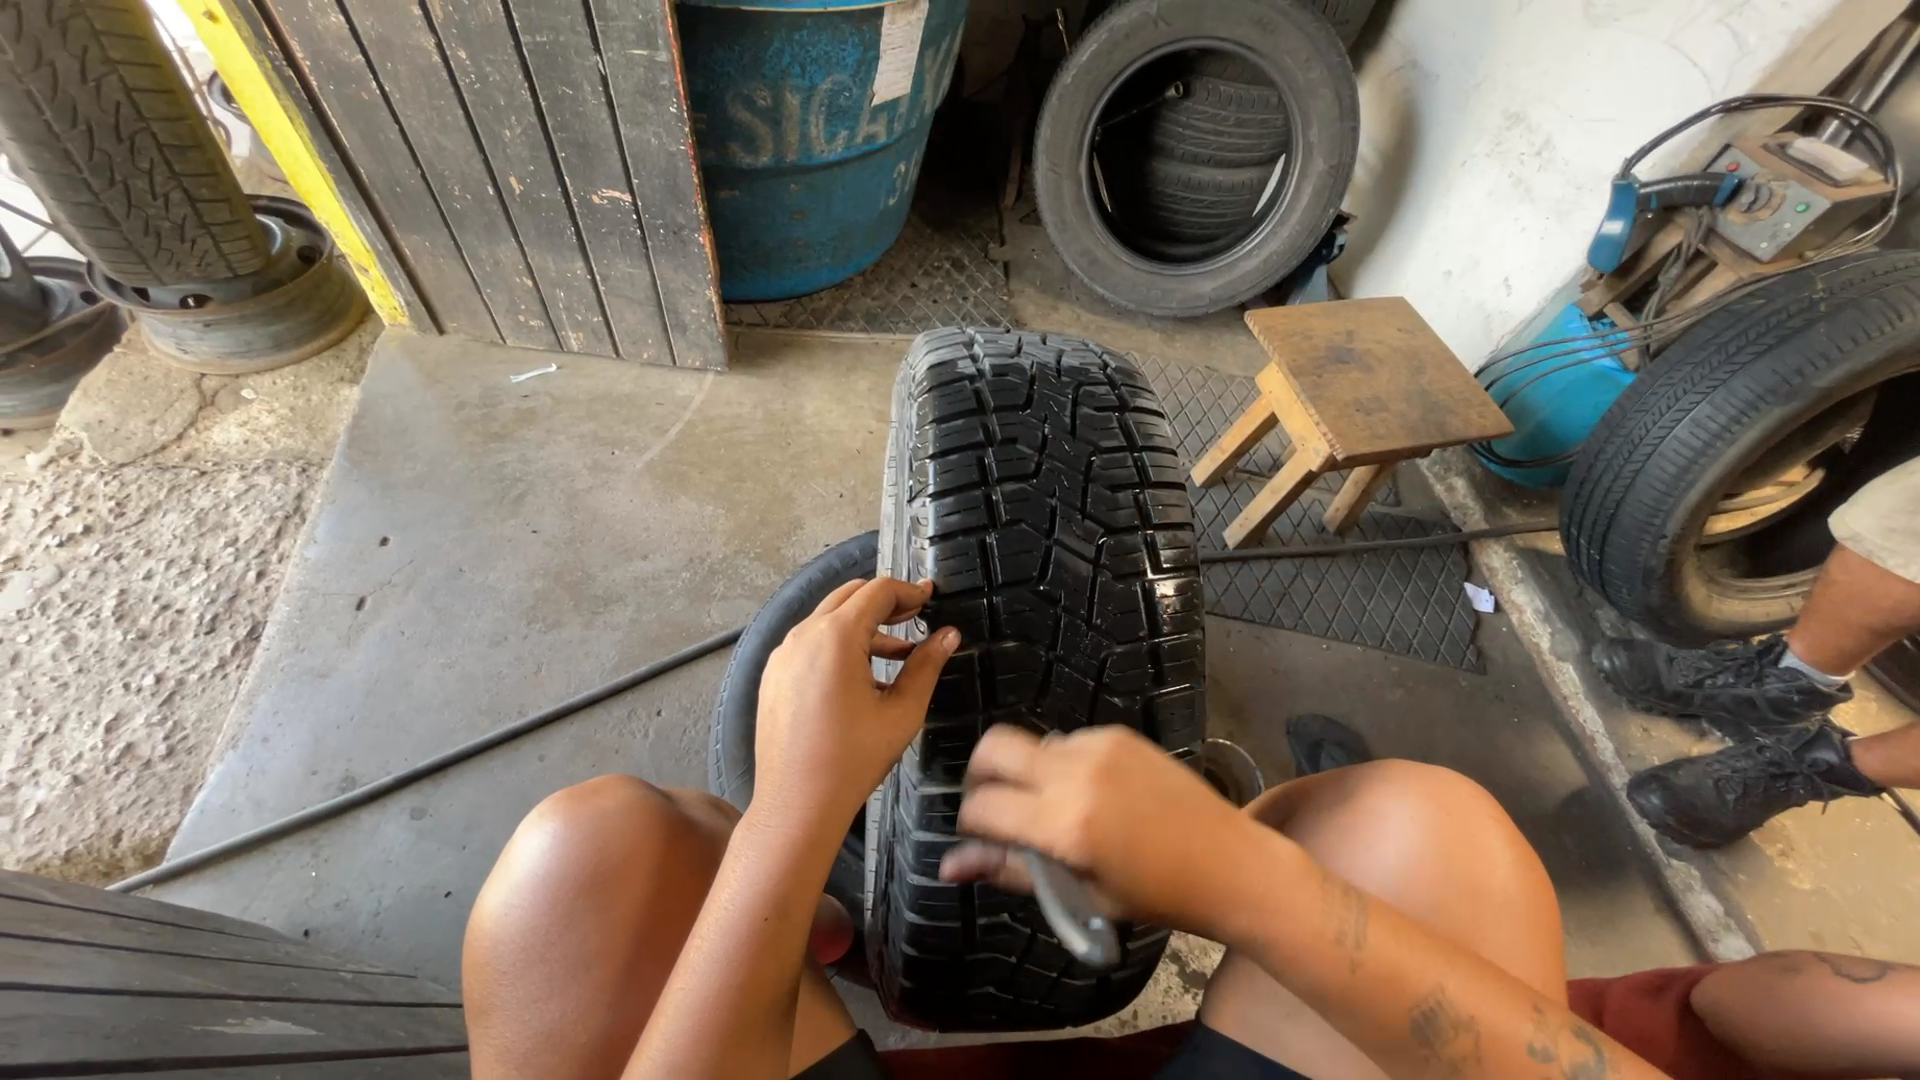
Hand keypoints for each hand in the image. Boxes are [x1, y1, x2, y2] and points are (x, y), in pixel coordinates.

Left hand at [752, 577, 958, 832]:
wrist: (797, 804)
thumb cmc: (853, 759)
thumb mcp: (902, 711)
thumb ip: (927, 665)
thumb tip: (948, 635)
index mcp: (835, 636)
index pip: (877, 592)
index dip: (908, 590)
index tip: (930, 596)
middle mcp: (803, 635)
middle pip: (849, 596)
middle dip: (884, 601)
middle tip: (916, 615)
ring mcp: (782, 655)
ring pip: (827, 619)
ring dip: (862, 625)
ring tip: (896, 652)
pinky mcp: (773, 676)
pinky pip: (809, 644)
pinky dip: (837, 645)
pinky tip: (861, 676)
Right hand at [940, 725, 1264, 935]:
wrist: (1227, 861)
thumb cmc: (1153, 895)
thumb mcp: (1078, 895)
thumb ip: (1009, 871)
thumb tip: (949, 865)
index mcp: (1064, 825)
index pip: (983, 807)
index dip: (971, 823)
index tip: (981, 835)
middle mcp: (1074, 773)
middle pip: (993, 746)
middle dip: (979, 773)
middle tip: (993, 802)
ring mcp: (1098, 745)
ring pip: (1031, 744)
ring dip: (1027, 771)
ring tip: (1054, 807)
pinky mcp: (1118, 733)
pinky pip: (1067, 741)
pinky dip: (1062, 763)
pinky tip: (1090, 793)